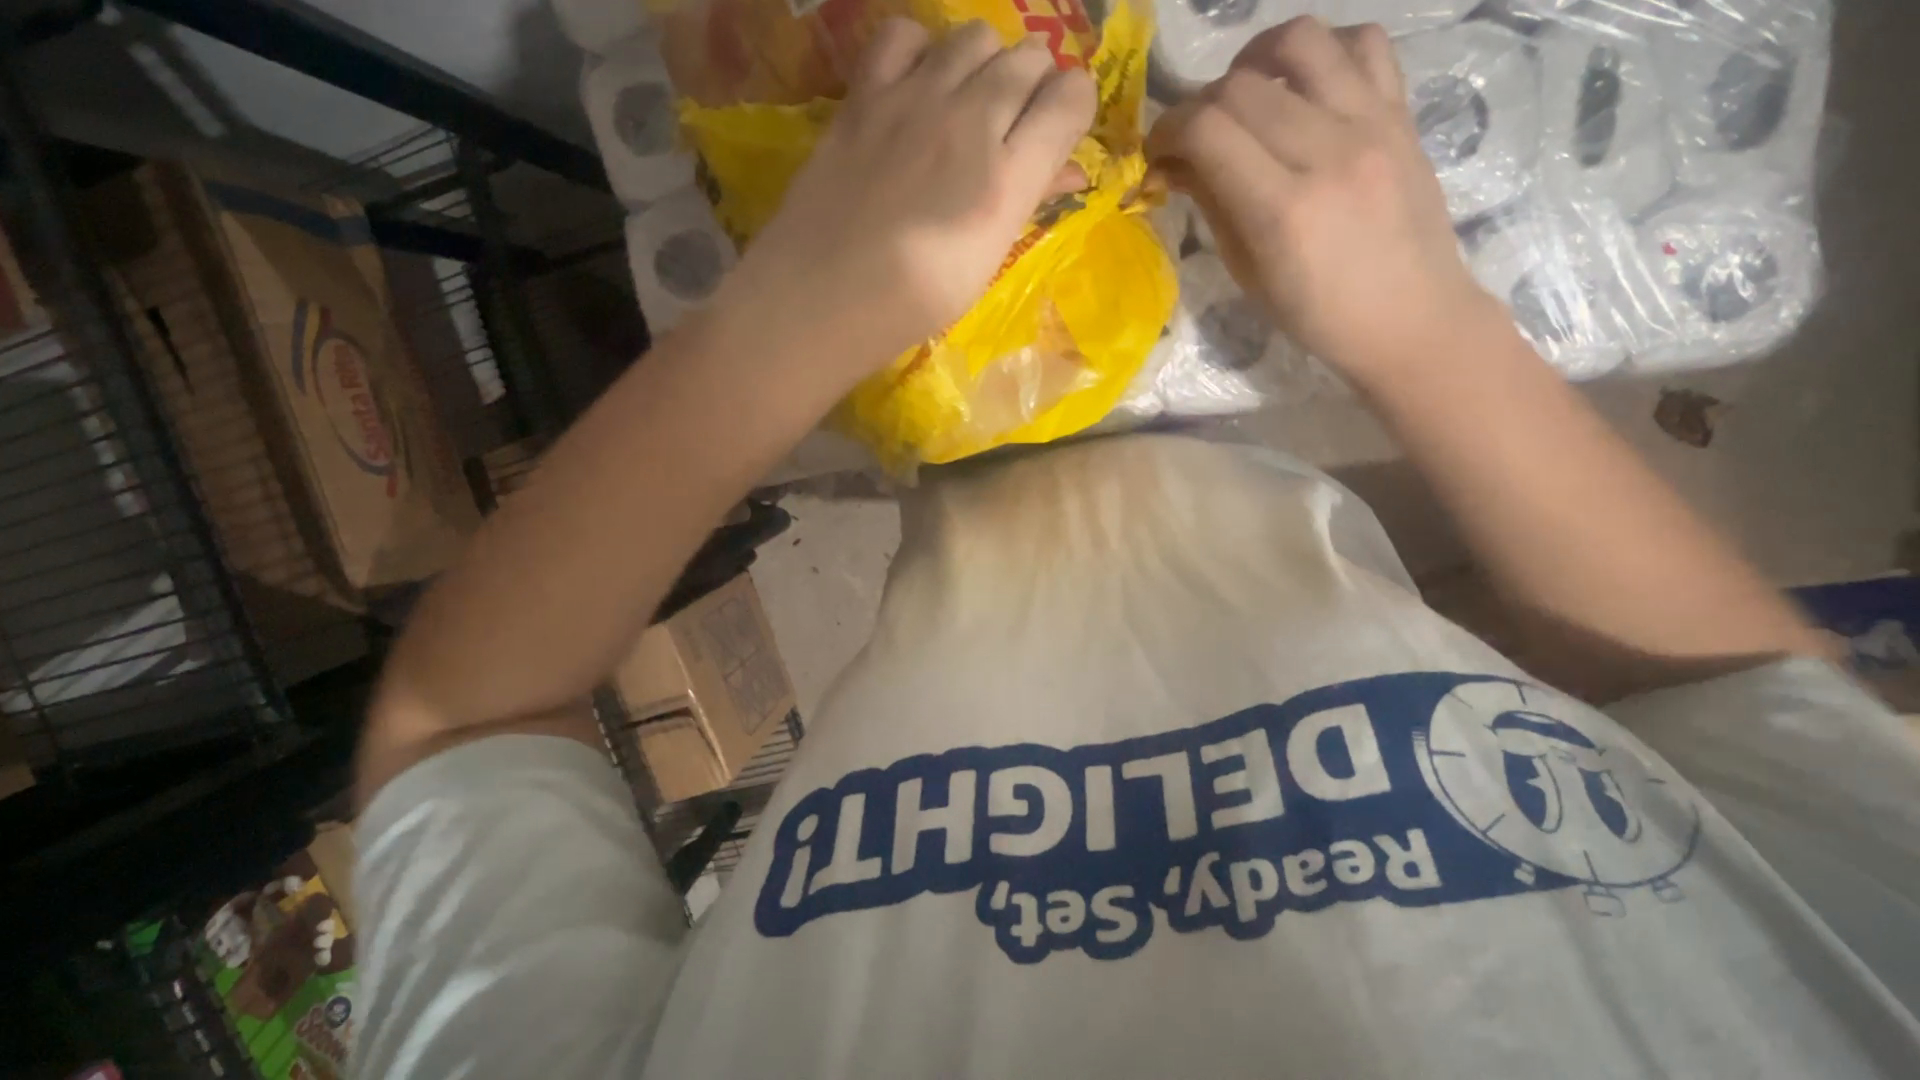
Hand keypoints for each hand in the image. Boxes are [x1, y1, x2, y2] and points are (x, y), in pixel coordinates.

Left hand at [717, 19, 1096, 383]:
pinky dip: (920, 48)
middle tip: (1015, 119)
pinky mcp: (865, 95)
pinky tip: (916, 83)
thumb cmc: (912, 301)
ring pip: (975, 35)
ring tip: (969, 97)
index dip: (1073, 106)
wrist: (820, 296)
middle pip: (1028, 57)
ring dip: (985, 60)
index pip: (1071, 97)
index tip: (1059, 129)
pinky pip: (904, 35)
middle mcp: (970, 121)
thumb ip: (1027, 200)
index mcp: (1008, 177)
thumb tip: (1067, 168)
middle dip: (1034, 82)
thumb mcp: (985, 259)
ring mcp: (914, 100)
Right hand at [1146, 18, 1501, 383]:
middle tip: (1195, 137)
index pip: (1206, 130)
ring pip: (1300, 41)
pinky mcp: (1401, 114)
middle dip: (1199, 105)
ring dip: (1255, 57)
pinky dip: (1325, 49)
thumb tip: (1171, 161)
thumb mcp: (1248, 272)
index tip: (1158, 153)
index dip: (1166, 131)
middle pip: (1240, 86)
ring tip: (1246, 90)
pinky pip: (1364, 43)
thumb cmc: (1319, 315)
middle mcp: (1327, 153)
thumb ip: (1211, 204)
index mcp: (1281, 210)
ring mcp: (1372, 125)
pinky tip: (1305, 83)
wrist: (1412, 319)